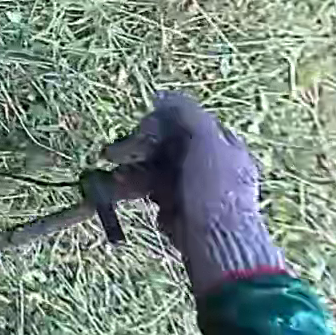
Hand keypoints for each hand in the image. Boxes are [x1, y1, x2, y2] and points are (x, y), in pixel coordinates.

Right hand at [104, 91, 286, 294]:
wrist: (214, 239)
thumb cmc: (214, 189)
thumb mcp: (207, 144)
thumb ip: (189, 116)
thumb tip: (164, 94)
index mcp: (222, 145)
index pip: (181, 122)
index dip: (156, 124)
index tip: (141, 133)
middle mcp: (208, 162)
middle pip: (161, 144)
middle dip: (136, 150)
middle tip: (113, 156)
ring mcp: (191, 184)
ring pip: (150, 166)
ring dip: (131, 172)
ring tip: (121, 183)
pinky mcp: (176, 203)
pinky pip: (149, 188)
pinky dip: (138, 190)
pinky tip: (135, 196)